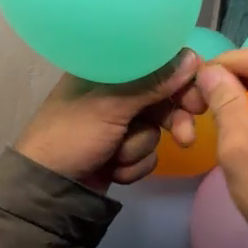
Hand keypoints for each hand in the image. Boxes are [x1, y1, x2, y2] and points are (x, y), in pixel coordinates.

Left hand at [14, 52, 208, 190]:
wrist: (47, 190)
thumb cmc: (71, 136)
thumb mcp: (112, 106)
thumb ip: (153, 83)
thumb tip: (192, 57)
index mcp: (107, 70)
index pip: (155, 63)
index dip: (181, 78)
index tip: (200, 95)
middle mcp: (114, 93)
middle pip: (163, 97)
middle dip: (172, 120)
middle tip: (185, 136)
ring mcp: (118, 124)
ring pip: (156, 130)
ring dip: (140, 148)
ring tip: (120, 158)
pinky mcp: (120, 151)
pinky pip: (147, 153)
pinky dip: (133, 164)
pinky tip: (113, 170)